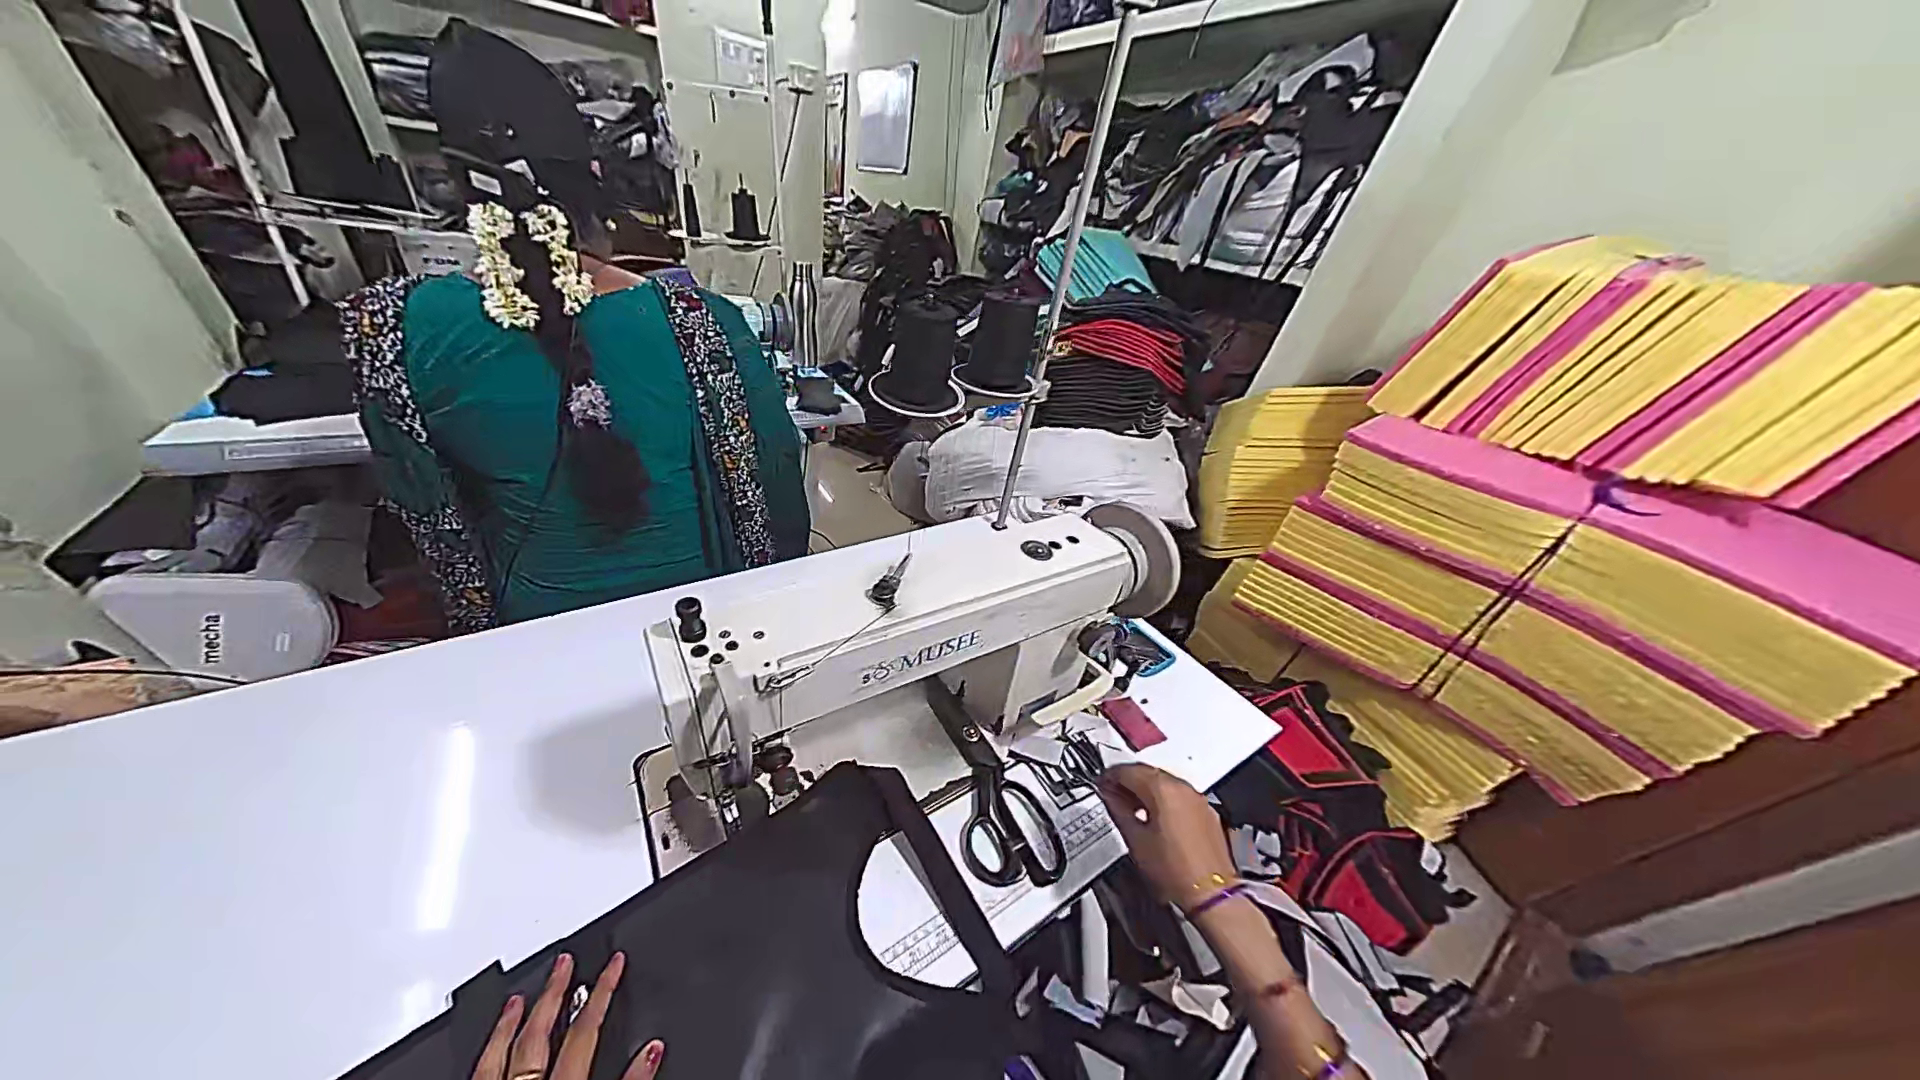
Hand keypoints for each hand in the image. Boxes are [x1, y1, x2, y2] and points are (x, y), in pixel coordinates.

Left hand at [470, 952, 664, 1079]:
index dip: (602, 992)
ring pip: (497, 1059)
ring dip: (509, 1025)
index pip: (585, 1031)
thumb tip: (652, 1050)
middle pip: (538, 1036)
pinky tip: (484, 1047)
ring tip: (518, 996)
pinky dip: (483, 1057)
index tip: (614, 963)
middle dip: (554, 994)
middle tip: (563, 961)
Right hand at [1098, 763, 1237, 912]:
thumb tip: (1111, 797)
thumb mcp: (1135, 839)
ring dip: (1145, 790)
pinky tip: (1154, 817)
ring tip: (1130, 806)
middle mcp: (1183, 789)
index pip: (1128, 770)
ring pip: (1164, 783)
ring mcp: (1197, 800)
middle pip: (1148, 773)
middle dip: (1127, 781)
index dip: (1110, 776)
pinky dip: (1163, 800)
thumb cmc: (1178, 873)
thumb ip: (1118, 810)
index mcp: (1163, 789)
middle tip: (1112, 793)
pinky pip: (1179, 796)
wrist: (1211, 895)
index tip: (1102, 784)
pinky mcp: (1206, 813)